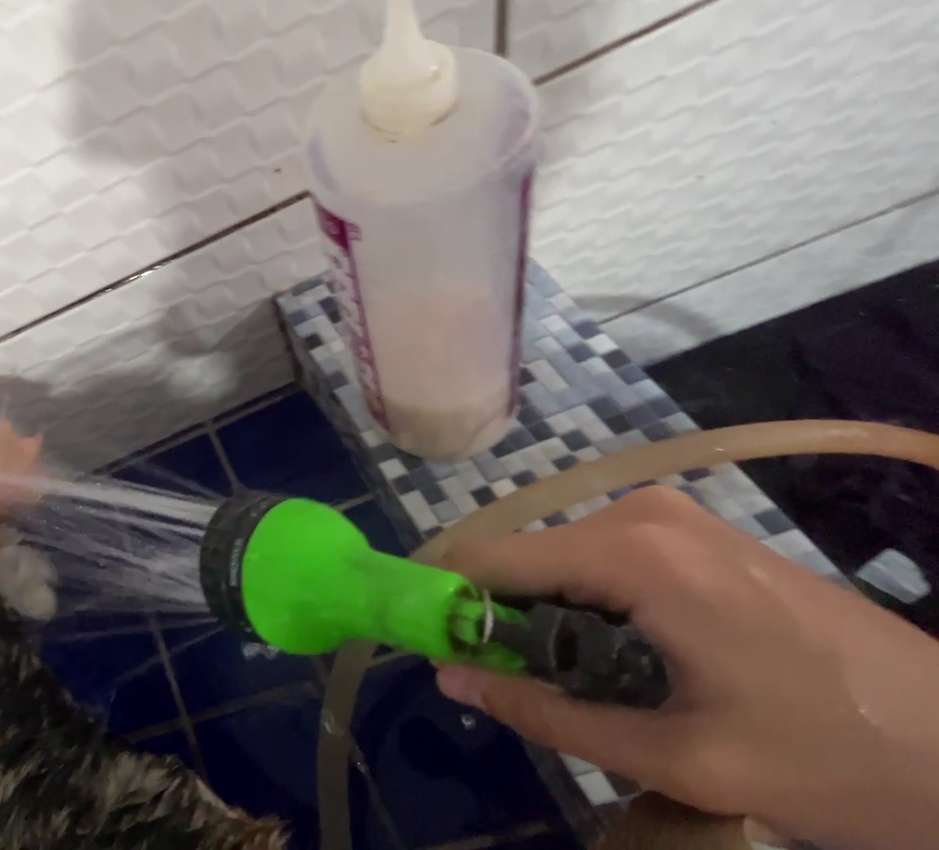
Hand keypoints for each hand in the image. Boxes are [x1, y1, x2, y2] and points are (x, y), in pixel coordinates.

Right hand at [433, 485, 938, 848]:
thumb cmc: (837, 759)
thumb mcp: (681, 757)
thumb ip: (548, 714)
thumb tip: (446, 679)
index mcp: (633, 552)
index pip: (488, 558)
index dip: (447, 602)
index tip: (433, 652)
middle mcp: (638, 512)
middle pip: (521, 558)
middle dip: (503, 619)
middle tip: (524, 690)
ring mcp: (669, 516)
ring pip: (556, 560)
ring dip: (546, 618)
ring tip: (588, 686)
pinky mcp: (690, 532)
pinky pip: (597, 559)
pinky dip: (583, 605)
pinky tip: (629, 659)